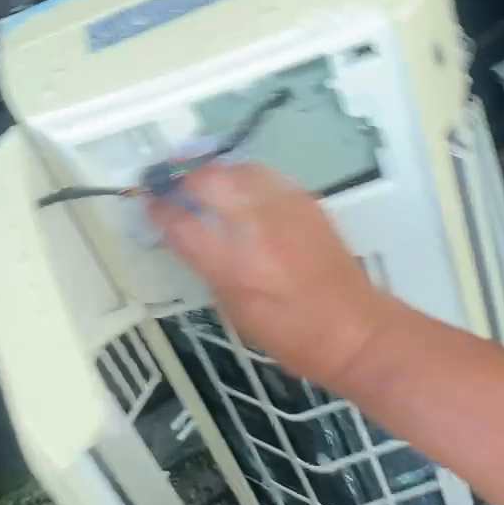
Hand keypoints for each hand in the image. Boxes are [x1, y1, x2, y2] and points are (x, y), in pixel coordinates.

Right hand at [149, 163, 398, 388]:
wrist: (355, 330)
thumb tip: (184, 235)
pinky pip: (264, 175)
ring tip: (202, 179)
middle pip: (209, 182)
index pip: (182, 224)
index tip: (148, 203)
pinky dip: (243, 175)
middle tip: (172, 184)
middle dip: (183, 179)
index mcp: (235, 266)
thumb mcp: (235, 311)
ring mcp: (285, 209)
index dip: (159, 210)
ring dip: (213, 171)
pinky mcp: (305, 201)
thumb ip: (207, 267)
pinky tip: (238, 186)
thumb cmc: (290, 335)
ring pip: (237, 169)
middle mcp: (258, 229)